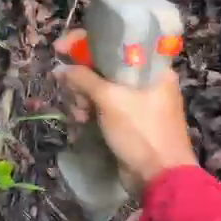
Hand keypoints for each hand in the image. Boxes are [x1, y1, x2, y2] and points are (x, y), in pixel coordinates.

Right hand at [54, 30, 195, 195]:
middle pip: (101, 67)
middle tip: (72, 91)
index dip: (85, 42)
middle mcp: (145, 82)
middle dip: (80, 79)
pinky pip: (100, 106)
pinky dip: (88, 111)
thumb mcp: (110, 99)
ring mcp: (136, 102)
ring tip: (80, 114)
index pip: (115, 43)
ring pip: (97, 88)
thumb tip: (61, 69)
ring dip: (81, 98)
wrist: (160, 178)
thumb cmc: (141, 131)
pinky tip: (82, 122)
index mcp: (152, 70)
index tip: (60, 48)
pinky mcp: (126, 120)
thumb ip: (83, 78)